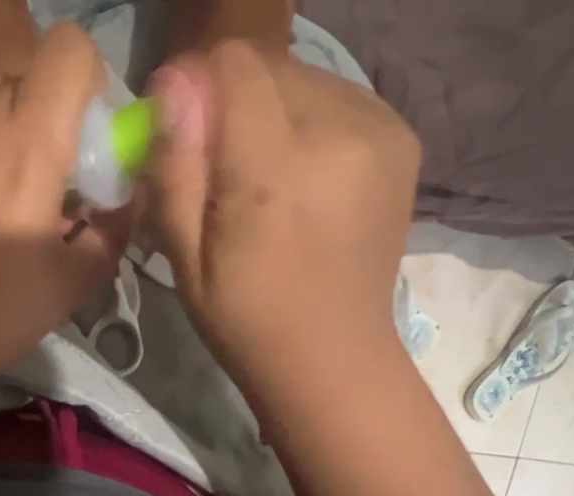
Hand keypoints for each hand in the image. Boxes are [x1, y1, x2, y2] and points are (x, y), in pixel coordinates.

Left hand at [0, 23, 132, 382]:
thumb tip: (129, 197)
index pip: (67, 50)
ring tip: (4, 191)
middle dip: (48, 113)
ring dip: (5, 127)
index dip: (88, 81)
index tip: (88, 139)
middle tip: (49, 177)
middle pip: (25, 75)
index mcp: (28, 143)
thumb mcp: (71, 284)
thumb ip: (113, 229)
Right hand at [147, 41, 419, 387]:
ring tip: (266, 177)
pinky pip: (338, 97)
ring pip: (304, 78)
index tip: (183, 131)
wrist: (332, 355)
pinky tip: (304, 176)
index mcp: (275, 167)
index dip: (197, 84)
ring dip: (272, 111)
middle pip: (268, 66)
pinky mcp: (401, 135)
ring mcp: (379, 128)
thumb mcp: (184, 257)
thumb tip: (172, 83)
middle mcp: (338, 129)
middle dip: (232, 101)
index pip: (233, 62)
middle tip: (221, 166)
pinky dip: (310, 121)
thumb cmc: (244, 318)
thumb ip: (176, 164)